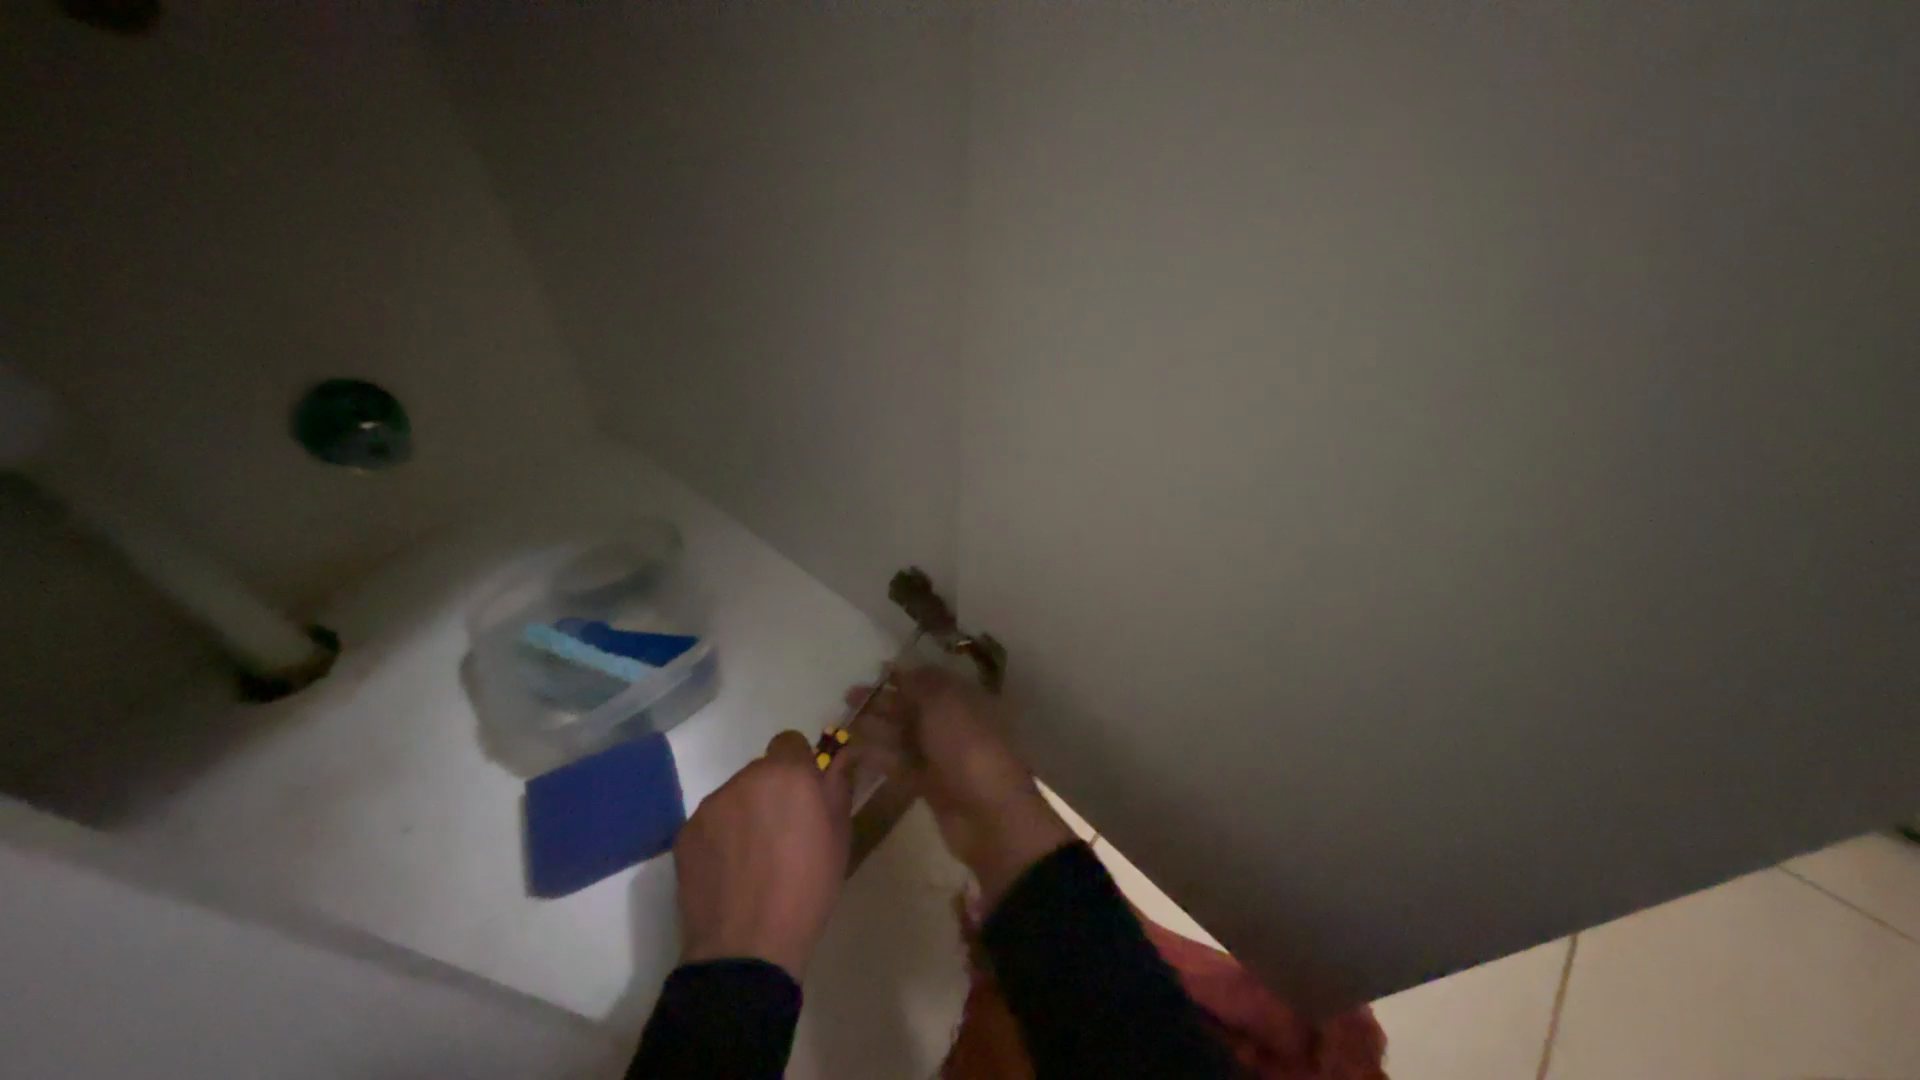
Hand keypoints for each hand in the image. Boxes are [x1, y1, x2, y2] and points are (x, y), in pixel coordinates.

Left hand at [673, 730, 854, 980]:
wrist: (747, 947)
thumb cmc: (807, 889)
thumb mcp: (839, 838)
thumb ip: (838, 788)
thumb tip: (841, 757)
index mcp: (787, 774)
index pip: (790, 742)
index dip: (799, 765)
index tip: (806, 795)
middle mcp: (745, 779)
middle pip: (761, 770)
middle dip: (773, 791)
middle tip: (784, 833)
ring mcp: (710, 806)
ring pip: (734, 796)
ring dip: (746, 813)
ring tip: (754, 860)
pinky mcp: (685, 834)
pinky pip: (710, 823)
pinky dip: (721, 838)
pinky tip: (730, 874)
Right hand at [847, 667, 1075, 906]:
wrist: (989, 813)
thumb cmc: (967, 746)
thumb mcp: (943, 703)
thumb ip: (919, 685)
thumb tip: (901, 670)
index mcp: (964, 700)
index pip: (931, 681)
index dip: (903, 676)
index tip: (874, 673)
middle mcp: (953, 725)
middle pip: (914, 709)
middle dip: (883, 702)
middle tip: (848, 698)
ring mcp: (941, 757)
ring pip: (904, 737)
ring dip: (876, 728)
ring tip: (843, 723)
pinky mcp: (929, 786)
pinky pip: (900, 765)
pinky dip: (879, 757)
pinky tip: (852, 752)